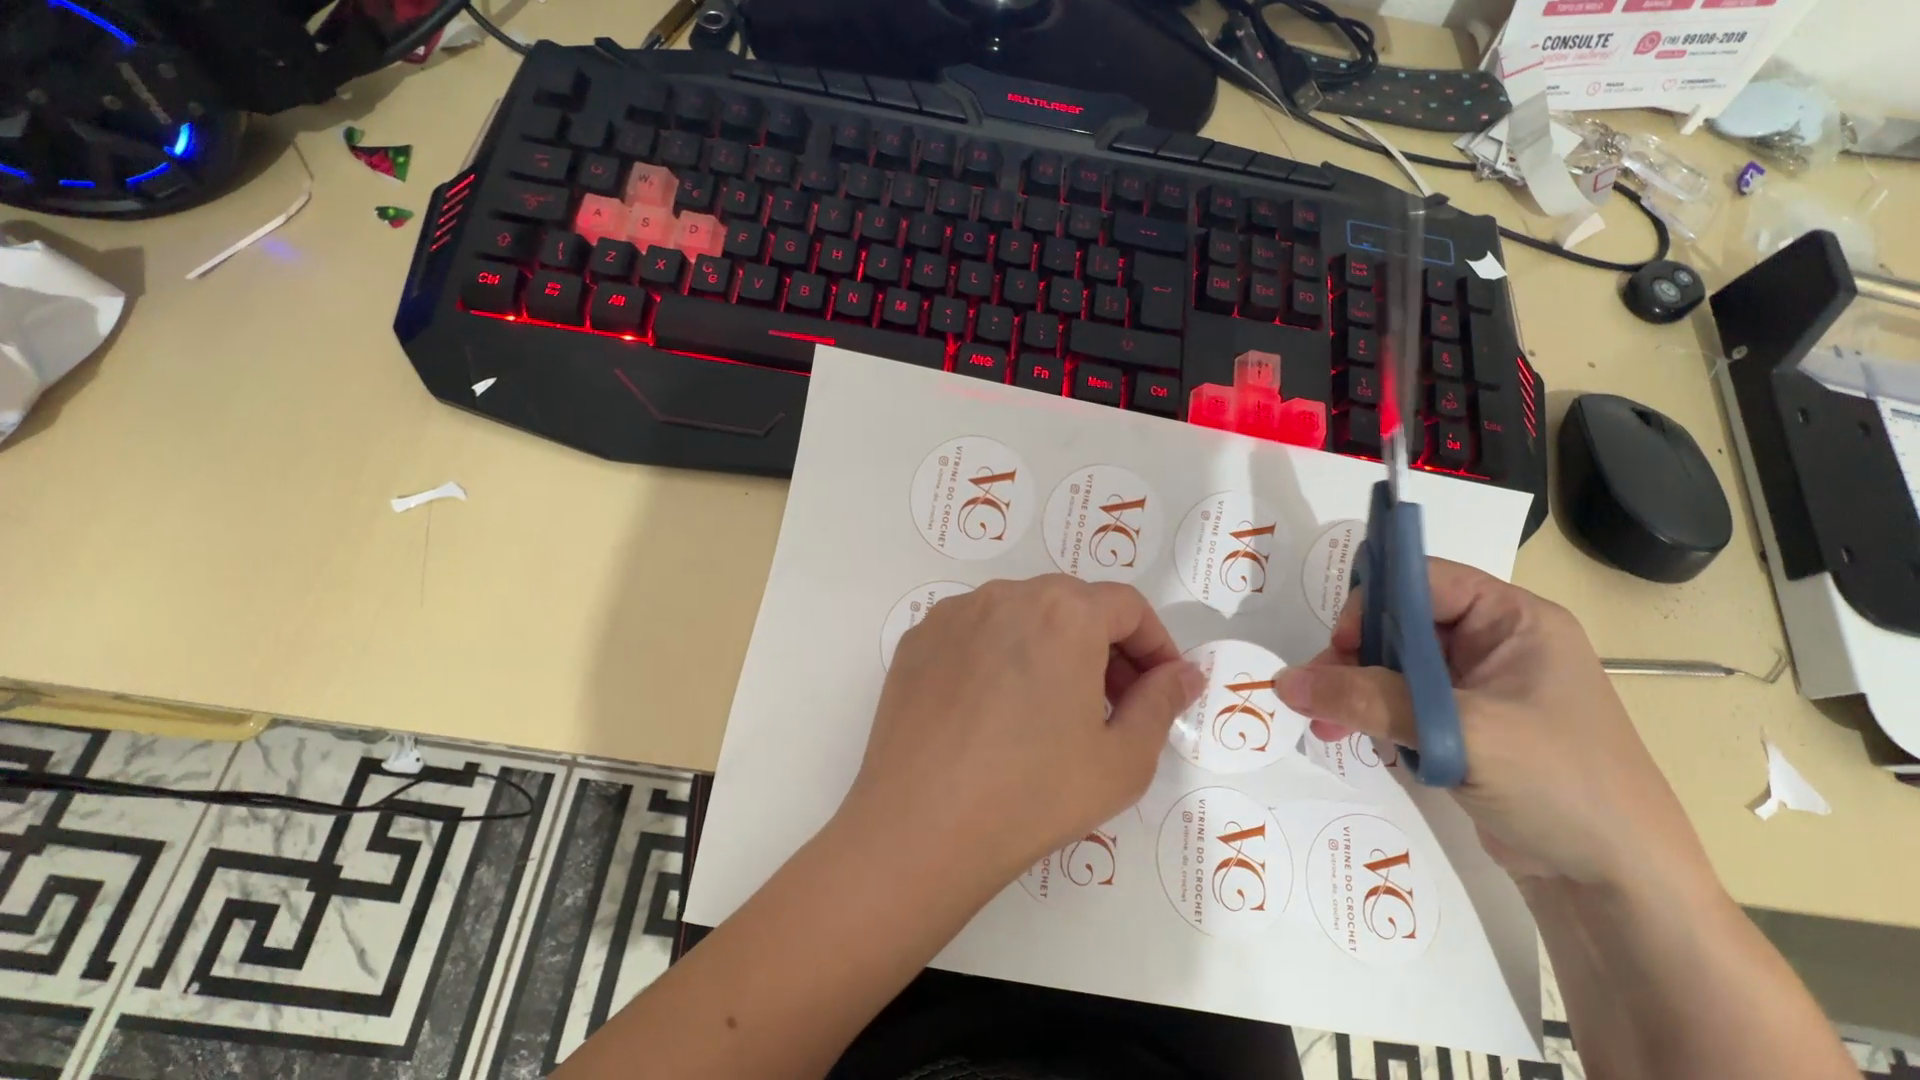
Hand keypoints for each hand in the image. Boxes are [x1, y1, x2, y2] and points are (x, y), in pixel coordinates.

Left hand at [840, 575, 1205, 887]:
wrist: (921, 830)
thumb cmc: (1034, 794)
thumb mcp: (1123, 759)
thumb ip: (1161, 702)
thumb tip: (1183, 673)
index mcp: (1063, 612)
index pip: (1128, 606)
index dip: (1156, 645)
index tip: (1161, 688)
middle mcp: (1005, 596)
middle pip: (1072, 603)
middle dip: (1105, 645)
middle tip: (1114, 704)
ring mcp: (952, 616)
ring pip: (1021, 615)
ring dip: (1052, 648)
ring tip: (1054, 710)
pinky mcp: (916, 643)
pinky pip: (975, 634)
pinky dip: (1001, 657)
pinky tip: (997, 712)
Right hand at [1274, 559, 1711, 891]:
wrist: (1616, 882)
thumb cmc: (1558, 783)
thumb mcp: (1459, 732)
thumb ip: (1369, 700)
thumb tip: (1285, 682)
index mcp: (1514, 620)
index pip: (1425, 582)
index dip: (1375, 603)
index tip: (1341, 646)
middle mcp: (1496, 645)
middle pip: (1401, 625)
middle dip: (1354, 656)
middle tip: (1317, 695)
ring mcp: (1481, 690)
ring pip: (1395, 668)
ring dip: (1355, 691)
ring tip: (1324, 726)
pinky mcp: (1466, 731)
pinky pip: (1404, 706)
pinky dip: (1372, 718)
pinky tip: (1348, 737)